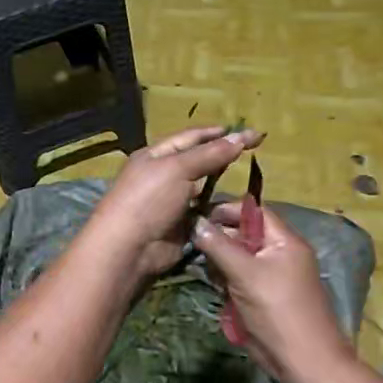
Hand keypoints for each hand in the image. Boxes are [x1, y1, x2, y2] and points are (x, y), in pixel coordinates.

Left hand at [82, 126, 264, 285]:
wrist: (130, 249)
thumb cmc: (149, 199)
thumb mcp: (179, 169)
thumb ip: (211, 154)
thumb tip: (242, 136)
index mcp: (156, 155)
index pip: (191, 137)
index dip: (217, 133)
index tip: (246, 133)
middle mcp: (164, 175)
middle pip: (198, 161)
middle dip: (222, 155)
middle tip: (252, 151)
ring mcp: (172, 201)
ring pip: (203, 187)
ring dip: (221, 183)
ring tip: (249, 176)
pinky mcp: (181, 224)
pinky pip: (204, 211)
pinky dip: (218, 208)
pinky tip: (237, 205)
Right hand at [192, 201, 354, 380]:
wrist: (303, 361)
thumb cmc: (277, 310)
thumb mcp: (245, 274)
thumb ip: (219, 246)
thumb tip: (197, 222)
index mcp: (285, 241)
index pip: (255, 212)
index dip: (228, 211)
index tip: (201, 218)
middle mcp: (281, 254)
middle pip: (245, 236)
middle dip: (221, 242)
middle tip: (198, 251)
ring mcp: (274, 277)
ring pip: (240, 261)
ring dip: (223, 266)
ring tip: (211, 276)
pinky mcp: (266, 298)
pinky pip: (243, 281)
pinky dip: (229, 284)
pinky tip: (219, 293)